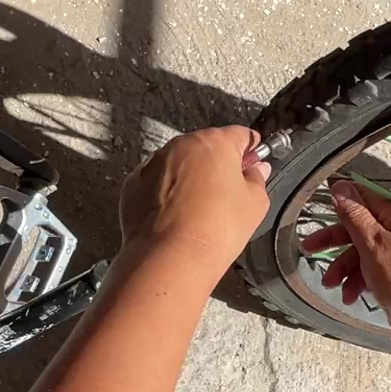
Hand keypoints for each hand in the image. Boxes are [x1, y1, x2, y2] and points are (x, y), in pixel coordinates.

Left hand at [119, 126, 270, 268]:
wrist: (172, 256)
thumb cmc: (216, 228)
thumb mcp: (255, 204)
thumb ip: (257, 180)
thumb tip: (256, 171)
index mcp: (215, 142)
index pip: (240, 135)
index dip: (250, 150)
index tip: (253, 163)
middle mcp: (181, 145)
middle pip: (206, 147)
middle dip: (217, 165)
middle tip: (227, 194)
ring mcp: (153, 163)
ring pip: (178, 163)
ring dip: (189, 178)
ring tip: (198, 210)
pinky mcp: (133, 184)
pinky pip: (156, 182)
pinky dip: (165, 193)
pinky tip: (175, 217)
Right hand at [300, 180, 390, 319]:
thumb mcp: (371, 241)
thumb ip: (353, 214)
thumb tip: (340, 185)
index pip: (366, 200)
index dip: (344, 201)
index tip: (322, 202)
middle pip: (358, 230)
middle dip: (334, 242)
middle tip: (308, 247)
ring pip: (360, 254)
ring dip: (343, 268)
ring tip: (331, 284)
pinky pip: (368, 272)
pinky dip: (356, 282)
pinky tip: (349, 296)